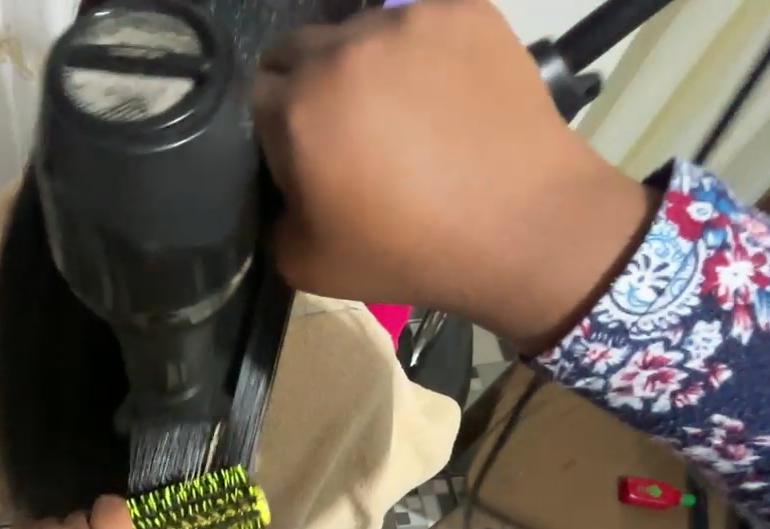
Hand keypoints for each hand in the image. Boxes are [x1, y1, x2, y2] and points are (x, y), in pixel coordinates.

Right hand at [252, 0, 657, 349]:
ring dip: (355, 67)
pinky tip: (434, 98)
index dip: (265, 130)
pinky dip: (413, 56)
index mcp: (297, 107)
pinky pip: (417, 25)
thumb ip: (269, 218)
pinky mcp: (465, 11)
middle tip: (335, 136)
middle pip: (295, 52)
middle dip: (301, 89)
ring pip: (355, 33)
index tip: (289, 159)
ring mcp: (409, 21)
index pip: (252, 97)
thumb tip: (280, 187)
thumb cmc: (402, 252)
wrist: (518, 226)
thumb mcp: (303, 263)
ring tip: (389, 114)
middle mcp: (344, 47)